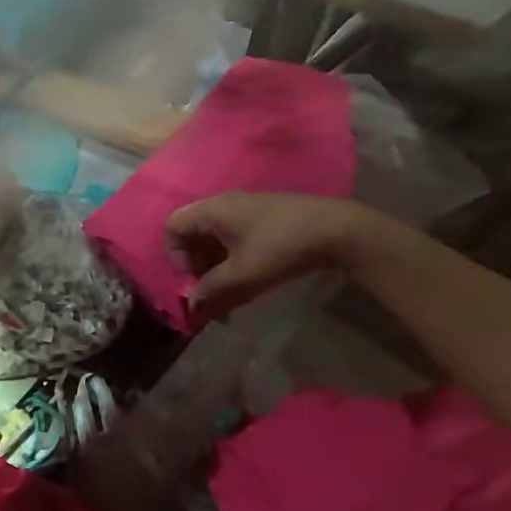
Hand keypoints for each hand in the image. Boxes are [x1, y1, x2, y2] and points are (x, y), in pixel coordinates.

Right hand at [164, 192, 362, 319]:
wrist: (338, 231)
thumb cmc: (282, 247)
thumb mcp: (243, 274)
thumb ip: (211, 290)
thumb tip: (192, 305)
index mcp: (213, 210)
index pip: (172, 227)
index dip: (175, 257)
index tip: (195, 279)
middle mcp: (224, 205)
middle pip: (192, 234)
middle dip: (195, 266)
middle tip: (210, 291)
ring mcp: (245, 210)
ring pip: (214, 239)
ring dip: (214, 267)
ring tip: (230, 292)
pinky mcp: (264, 219)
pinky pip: (234, 238)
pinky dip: (232, 260)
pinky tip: (248, 280)